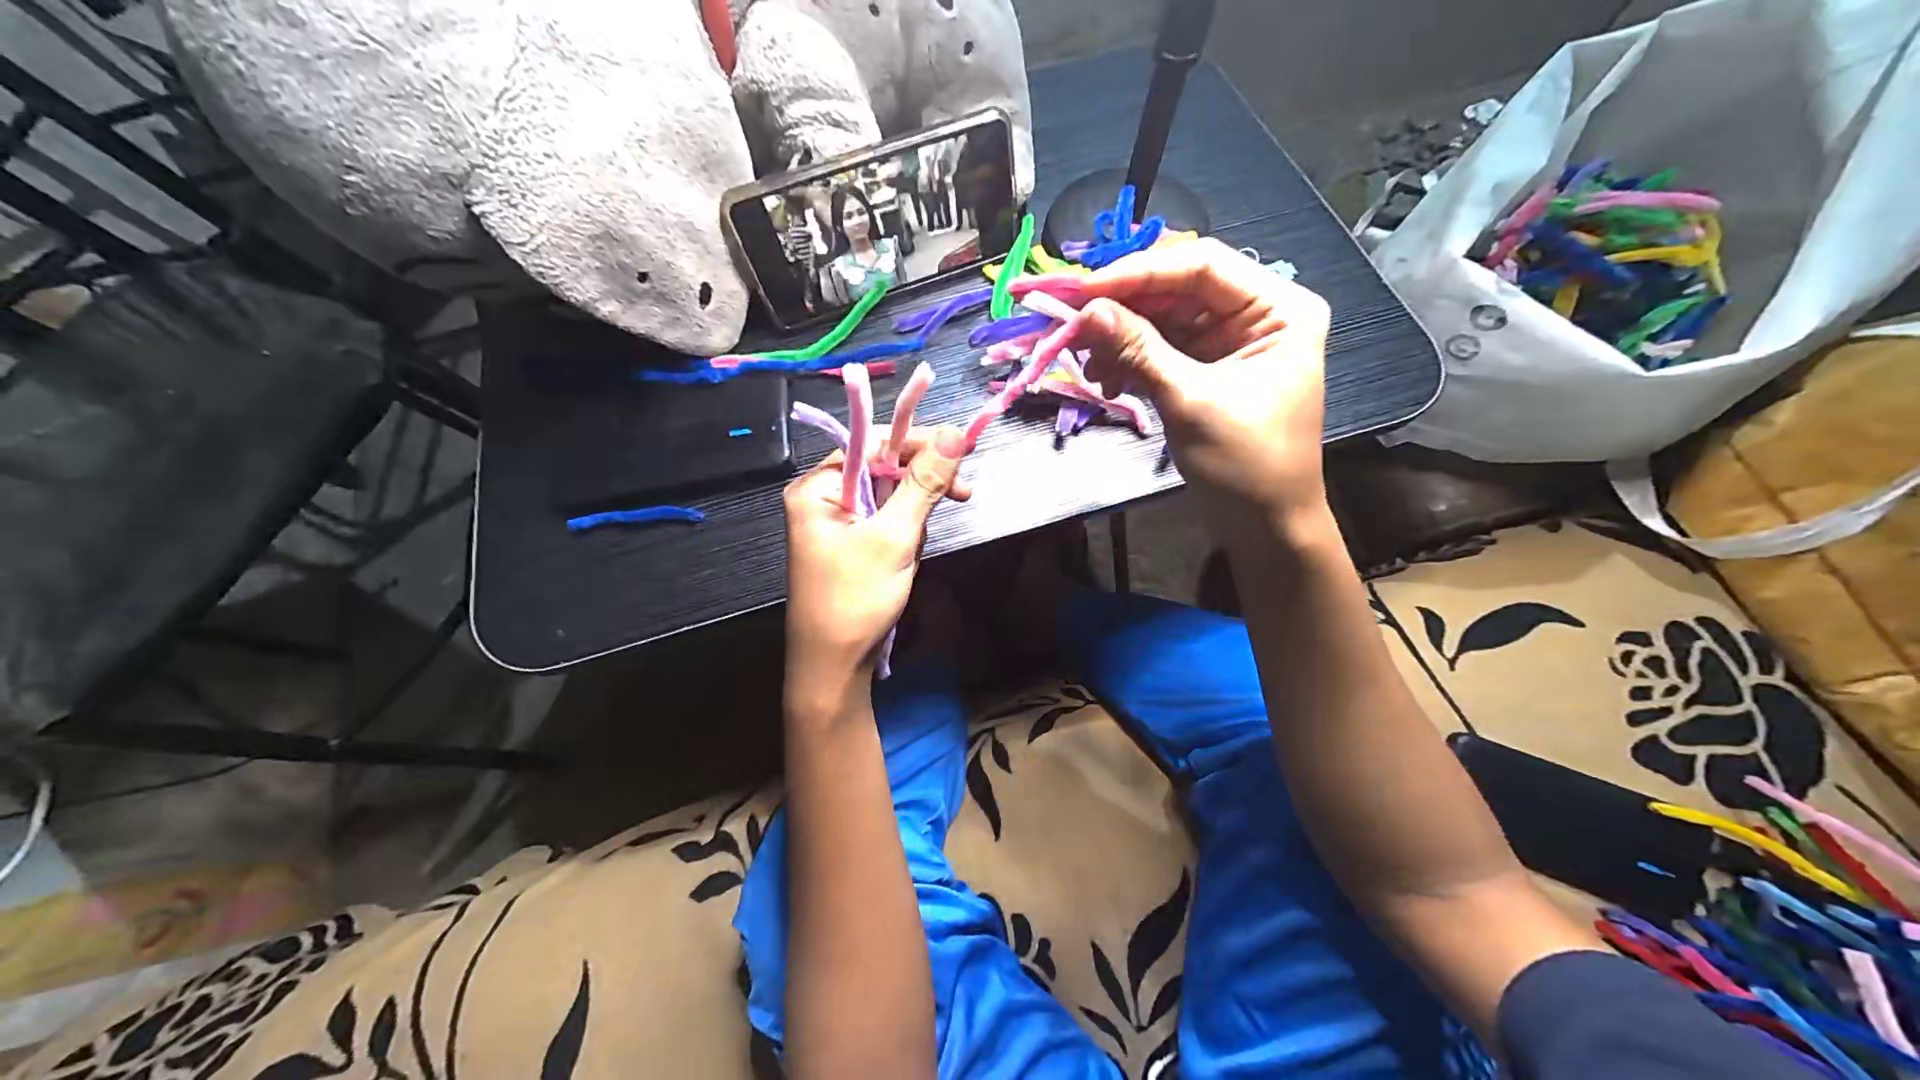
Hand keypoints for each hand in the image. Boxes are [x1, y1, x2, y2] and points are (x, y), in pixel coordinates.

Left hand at [784, 426, 968, 718]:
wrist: (834, 668)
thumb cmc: (855, 600)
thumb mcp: (894, 537)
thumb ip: (923, 483)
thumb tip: (954, 433)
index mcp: (817, 487)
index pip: (874, 443)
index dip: (918, 443)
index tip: (962, 450)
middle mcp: (823, 498)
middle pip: (884, 469)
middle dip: (919, 489)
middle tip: (960, 496)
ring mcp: (837, 524)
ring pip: (892, 498)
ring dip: (914, 520)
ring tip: (911, 553)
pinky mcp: (852, 546)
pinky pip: (888, 524)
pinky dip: (906, 538)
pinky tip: (906, 562)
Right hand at [1076, 239, 1330, 542]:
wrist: (1264, 526)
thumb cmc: (1246, 464)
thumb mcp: (1191, 401)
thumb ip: (1139, 351)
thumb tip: (1086, 312)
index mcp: (1277, 308)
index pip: (1201, 265)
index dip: (1139, 272)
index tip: (1084, 292)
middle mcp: (1254, 314)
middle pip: (1176, 289)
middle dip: (1123, 309)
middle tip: (1074, 328)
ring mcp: (1227, 341)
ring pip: (1161, 319)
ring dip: (1120, 338)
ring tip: (1092, 368)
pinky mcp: (1204, 368)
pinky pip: (1158, 348)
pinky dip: (1129, 360)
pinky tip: (1108, 382)